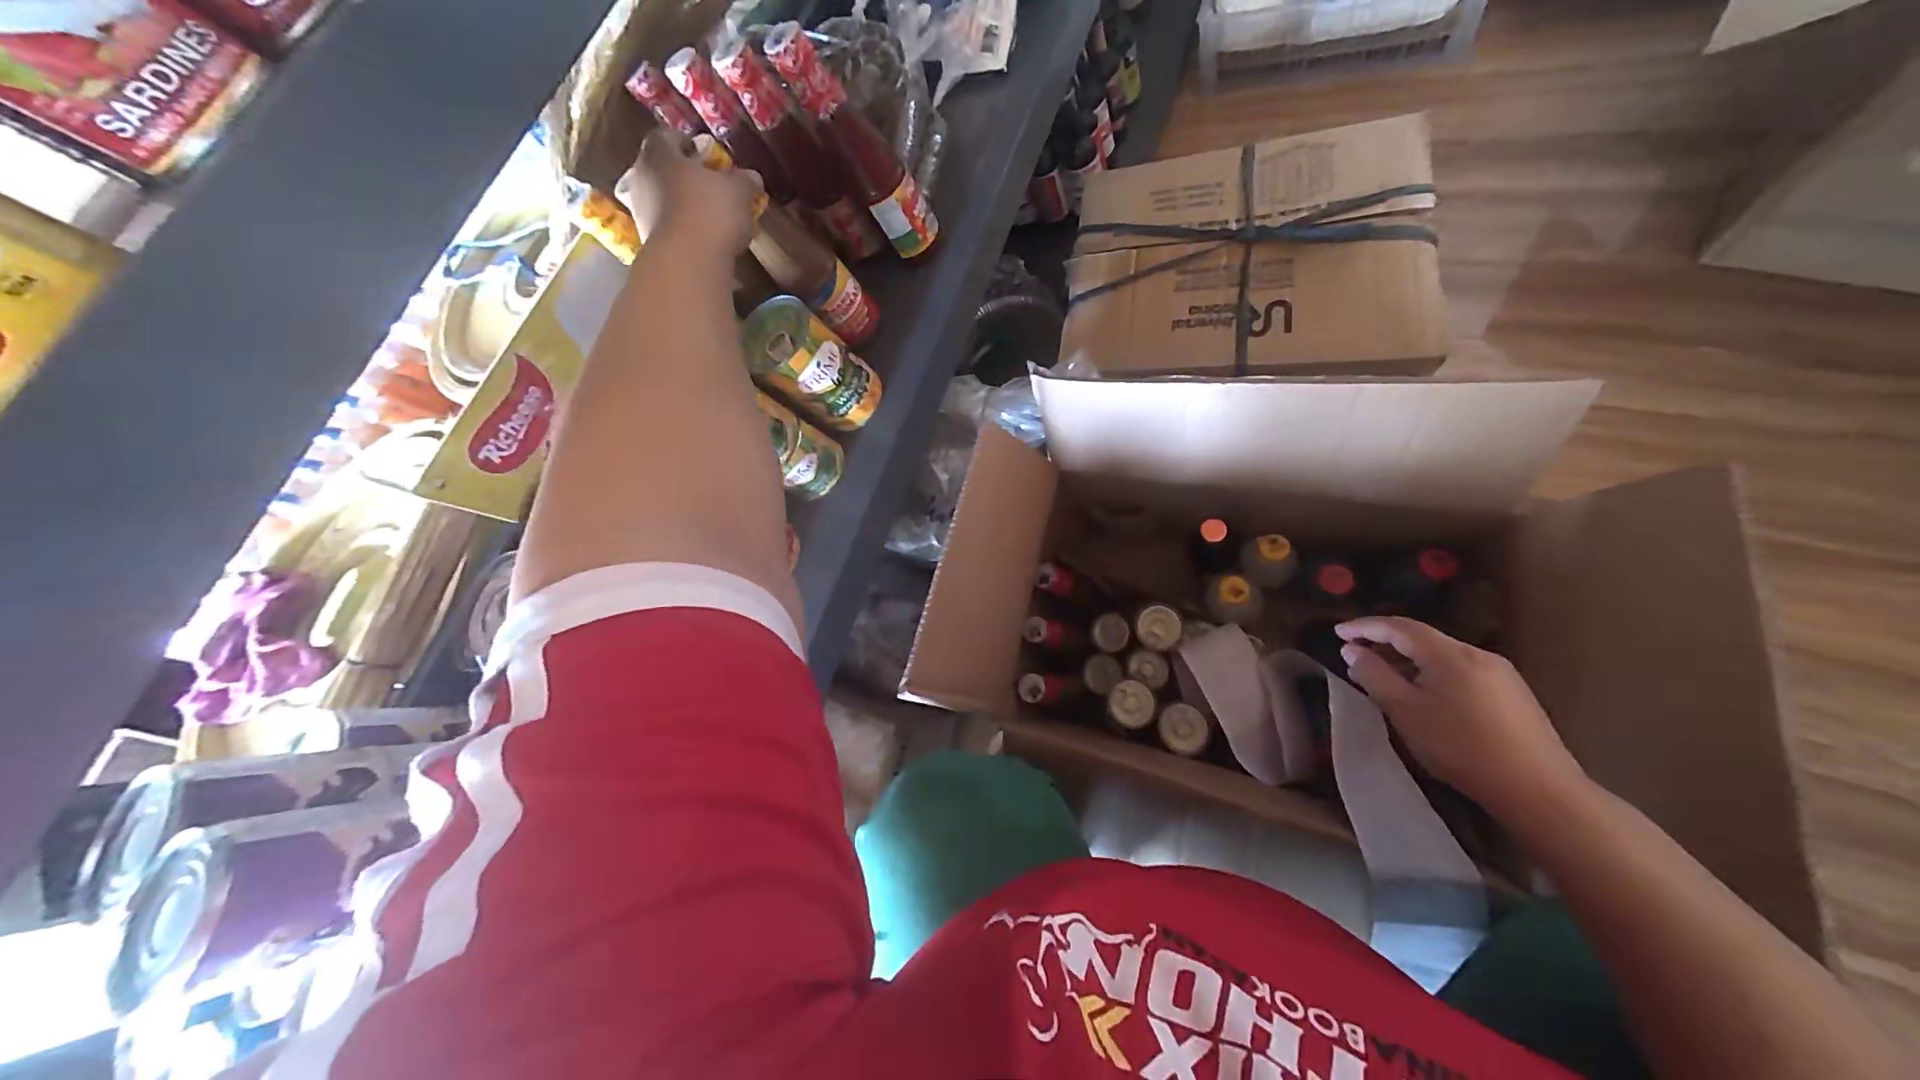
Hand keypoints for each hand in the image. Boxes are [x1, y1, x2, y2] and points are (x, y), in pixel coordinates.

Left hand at [618, 129, 759, 254]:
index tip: (711, 157)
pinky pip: (671, 228)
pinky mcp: (649, 242)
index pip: (670, 136)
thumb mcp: (739, 191)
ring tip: (717, 219)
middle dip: (690, 178)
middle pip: (666, 170)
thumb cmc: (710, 212)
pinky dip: (687, 230)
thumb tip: (751, 177)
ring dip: (688, 206)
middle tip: (715, 188)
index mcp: (657, 153)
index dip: (692, 144)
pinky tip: (709, 240)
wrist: (688, 263)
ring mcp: (640, 212)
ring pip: (667, 200)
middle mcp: (641, 177)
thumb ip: (745, 180)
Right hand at [1335, 615, 1590, 819]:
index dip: (1364, 626)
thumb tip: (1352, 651)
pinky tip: (1423, 695)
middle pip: (1422, 638)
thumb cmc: (1461, 747)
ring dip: (1408, 660)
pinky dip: (1431, 673)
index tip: (1337, 631)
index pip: (1399, 626)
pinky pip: (1460, 671)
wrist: (1538, 789)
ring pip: (1442, 655)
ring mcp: (1500, 673)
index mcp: (1450, 654)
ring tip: (1384, 677)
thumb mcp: (1406, 712)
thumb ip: (1375, 676)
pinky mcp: (1511, 694)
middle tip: (1355, 655)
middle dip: (1385, 643)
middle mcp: (1477, 654)